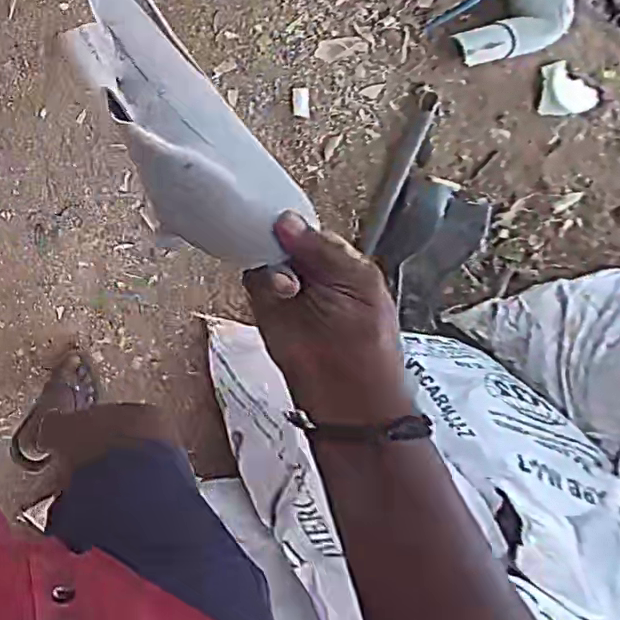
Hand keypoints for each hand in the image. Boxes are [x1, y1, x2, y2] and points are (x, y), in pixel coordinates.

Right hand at [242, 211, 414, 426]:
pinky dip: (260, 279)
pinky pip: (253, 277)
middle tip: (284, 251)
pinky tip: (280, 292)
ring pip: (263, 255)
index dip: (297, 226)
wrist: (346, 399)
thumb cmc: (366, 347)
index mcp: (339, 262)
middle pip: (280, 238)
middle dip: (278, 240)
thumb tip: (287, 220)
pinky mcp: (264, 304)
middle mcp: (308, 270)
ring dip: (271, 263)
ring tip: (290, 287)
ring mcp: (284, 286)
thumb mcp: (358, 285)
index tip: (286, 224)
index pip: (309, 230)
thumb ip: (323, 250)